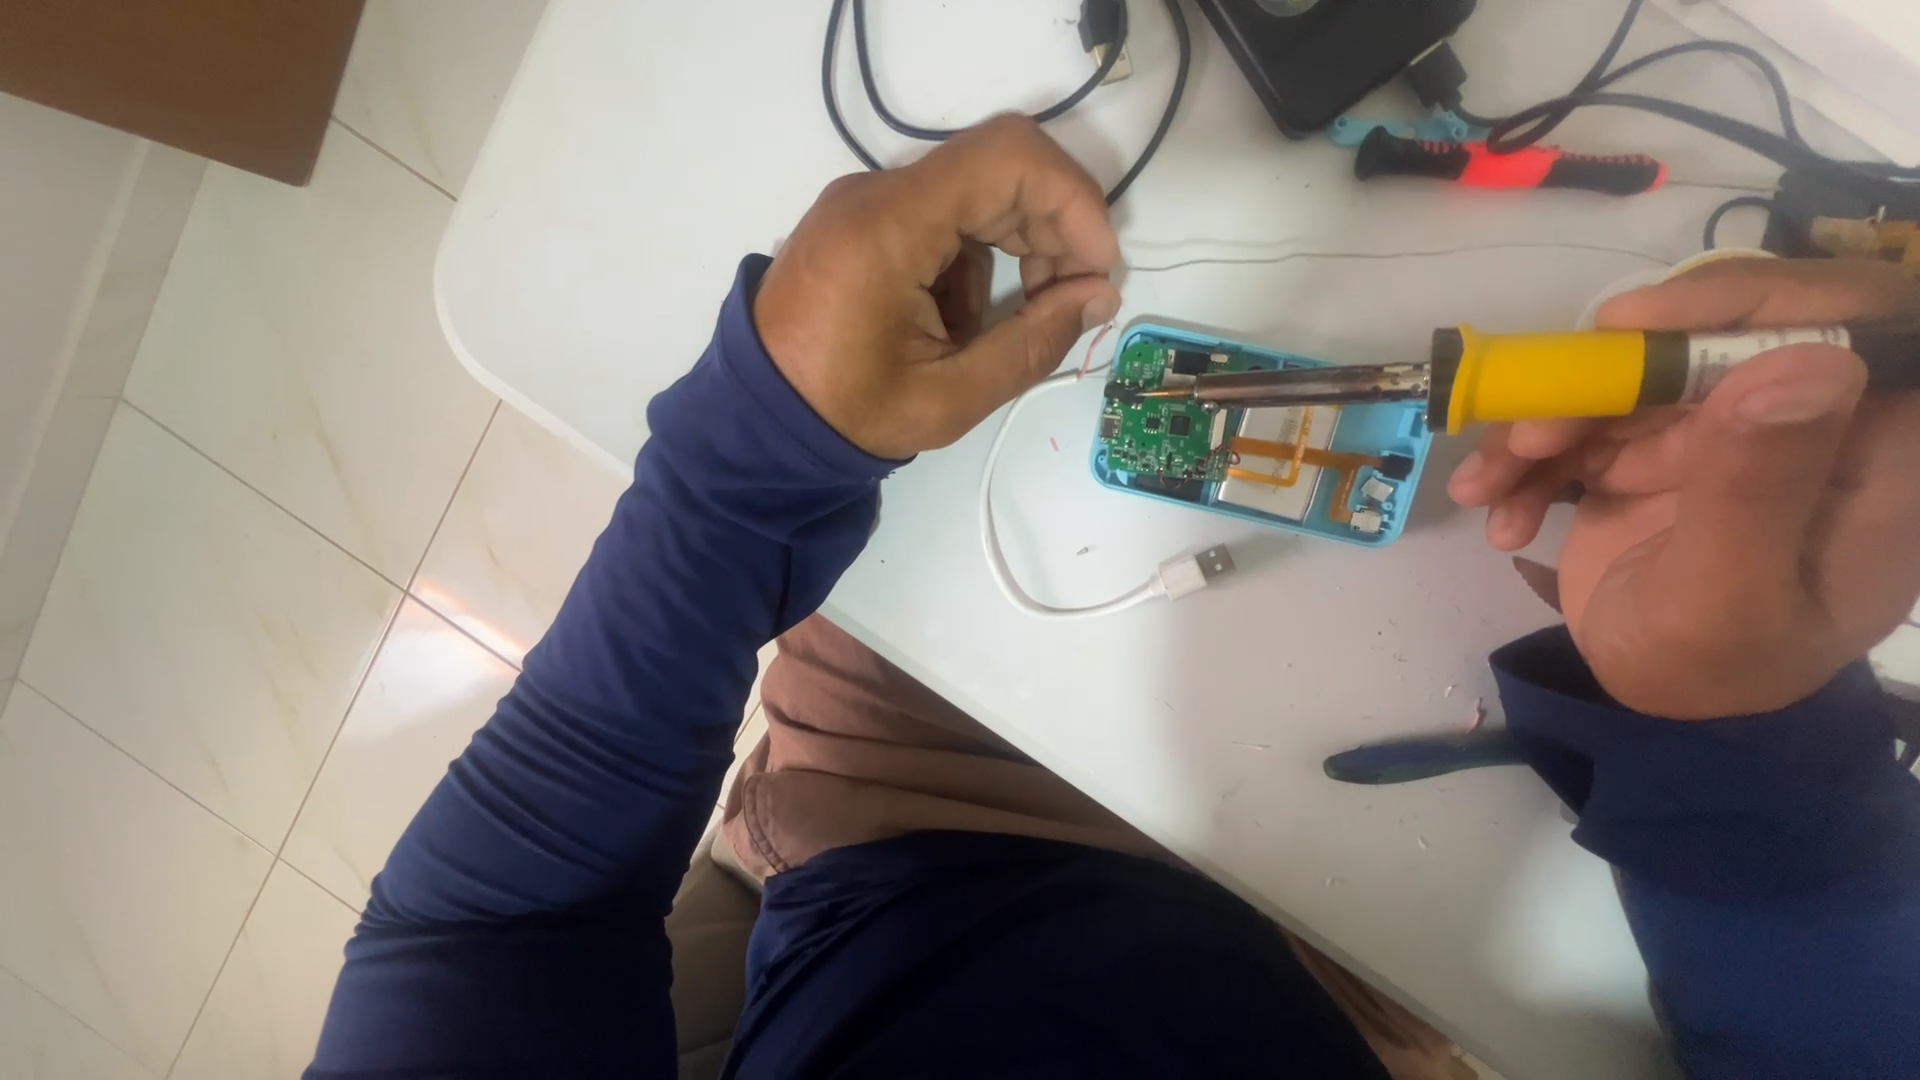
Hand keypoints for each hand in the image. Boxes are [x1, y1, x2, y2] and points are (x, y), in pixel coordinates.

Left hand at [753, 115, 1122, 459]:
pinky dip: (969, 269)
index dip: (1073, 202)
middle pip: (996, 172)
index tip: (1098, 266)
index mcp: (888, 228)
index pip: (1008, 160)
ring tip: (994, 333)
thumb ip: (1032, 345)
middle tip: (1069, 302)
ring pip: (973, 202)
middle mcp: (874, 195)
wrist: (762, 421)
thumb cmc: (846, 417)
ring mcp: (864, 206)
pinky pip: (941, 225)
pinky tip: (952, 326)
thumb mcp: (949, 398)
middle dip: (1050, 235)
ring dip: (1009, 259)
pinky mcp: (863, 225)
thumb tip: (1097, 297)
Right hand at [1449, 258, 1919, 718]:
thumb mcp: (1731, 592)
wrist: (1659, 703)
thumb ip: (1755, 489)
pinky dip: (1519, 473)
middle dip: (1591, 389)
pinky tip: (1498, 520)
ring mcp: (1706, 441)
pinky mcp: (1636, 462)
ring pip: (1609, 392)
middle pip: (1689, 352)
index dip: (1738, 301)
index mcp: (1863, 445)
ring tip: (1482, 490)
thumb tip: (1798, 363)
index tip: (1625, 327)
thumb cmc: (1718, 664)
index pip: (1841, 321)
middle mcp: (1787, 424)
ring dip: (1531, 437)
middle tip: (1528, 440)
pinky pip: (1568, 439)